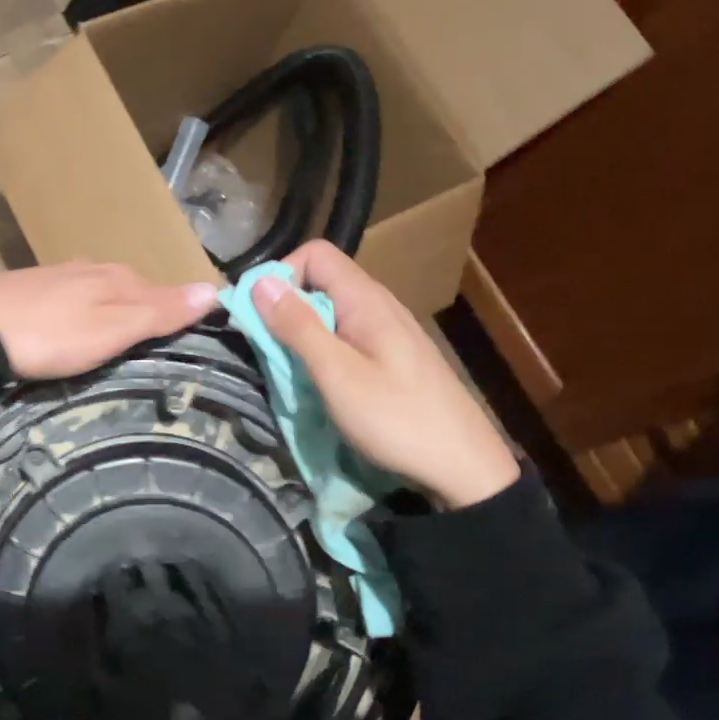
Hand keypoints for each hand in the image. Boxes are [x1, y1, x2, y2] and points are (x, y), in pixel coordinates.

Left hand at [0, 263, 217, 379]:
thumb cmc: (51, 335)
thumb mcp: (113, 329)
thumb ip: (160, 312)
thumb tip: (214, 290)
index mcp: (119, 278)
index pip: (165, 293)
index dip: (180, 315)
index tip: (191, 342)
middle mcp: (93, 270)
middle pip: (133, 292)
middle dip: (145, 316)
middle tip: (156, 353)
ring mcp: (60, 279)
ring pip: (101, 296)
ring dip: (113, 317)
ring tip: (118, 348)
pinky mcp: (32, 293)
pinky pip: (74, 304)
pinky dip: (84, 319)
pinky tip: (76, 335)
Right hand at [253, 241, 519, 508]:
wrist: (461, 465)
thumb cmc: (396, 419)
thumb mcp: (336, 374)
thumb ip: (298, 327)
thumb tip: (260, 282)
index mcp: (366, 300)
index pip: (315, 254)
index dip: (280, 275)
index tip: (258, 316)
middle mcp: (379, 305)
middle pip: (321, 282)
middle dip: (285, 308)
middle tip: (267, 351)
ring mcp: (388, 332)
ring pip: (331, 313)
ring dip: (301, 333)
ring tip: (289, 371)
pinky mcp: (392, 358)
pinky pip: (345, 338)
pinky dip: (322, 352)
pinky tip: (321, 384)